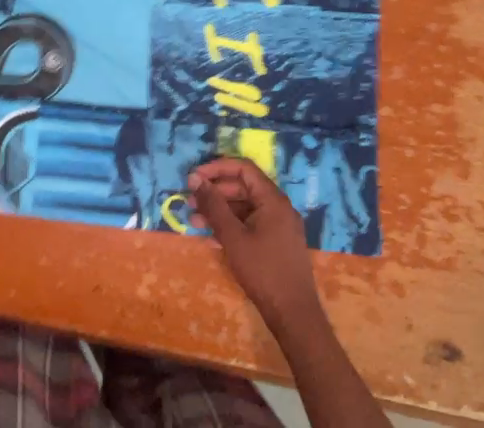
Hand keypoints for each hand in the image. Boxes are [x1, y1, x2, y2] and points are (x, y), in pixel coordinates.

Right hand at [189, 158, 318, 318]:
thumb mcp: (232, 236)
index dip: (216, 168)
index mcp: (273, 200)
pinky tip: (212, 238)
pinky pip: (251, 223)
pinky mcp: (277, 242)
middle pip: (243, 187)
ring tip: (194, 222)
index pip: (243, 169)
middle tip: (190, 203)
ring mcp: (280, 226)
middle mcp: (279, 208)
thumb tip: (195, 178)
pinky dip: (231, 225)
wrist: (293, 313)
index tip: (194, 178)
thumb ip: (213, 205)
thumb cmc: (262, 270)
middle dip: (214, 192)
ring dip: (219, 211)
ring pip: (245, 207)